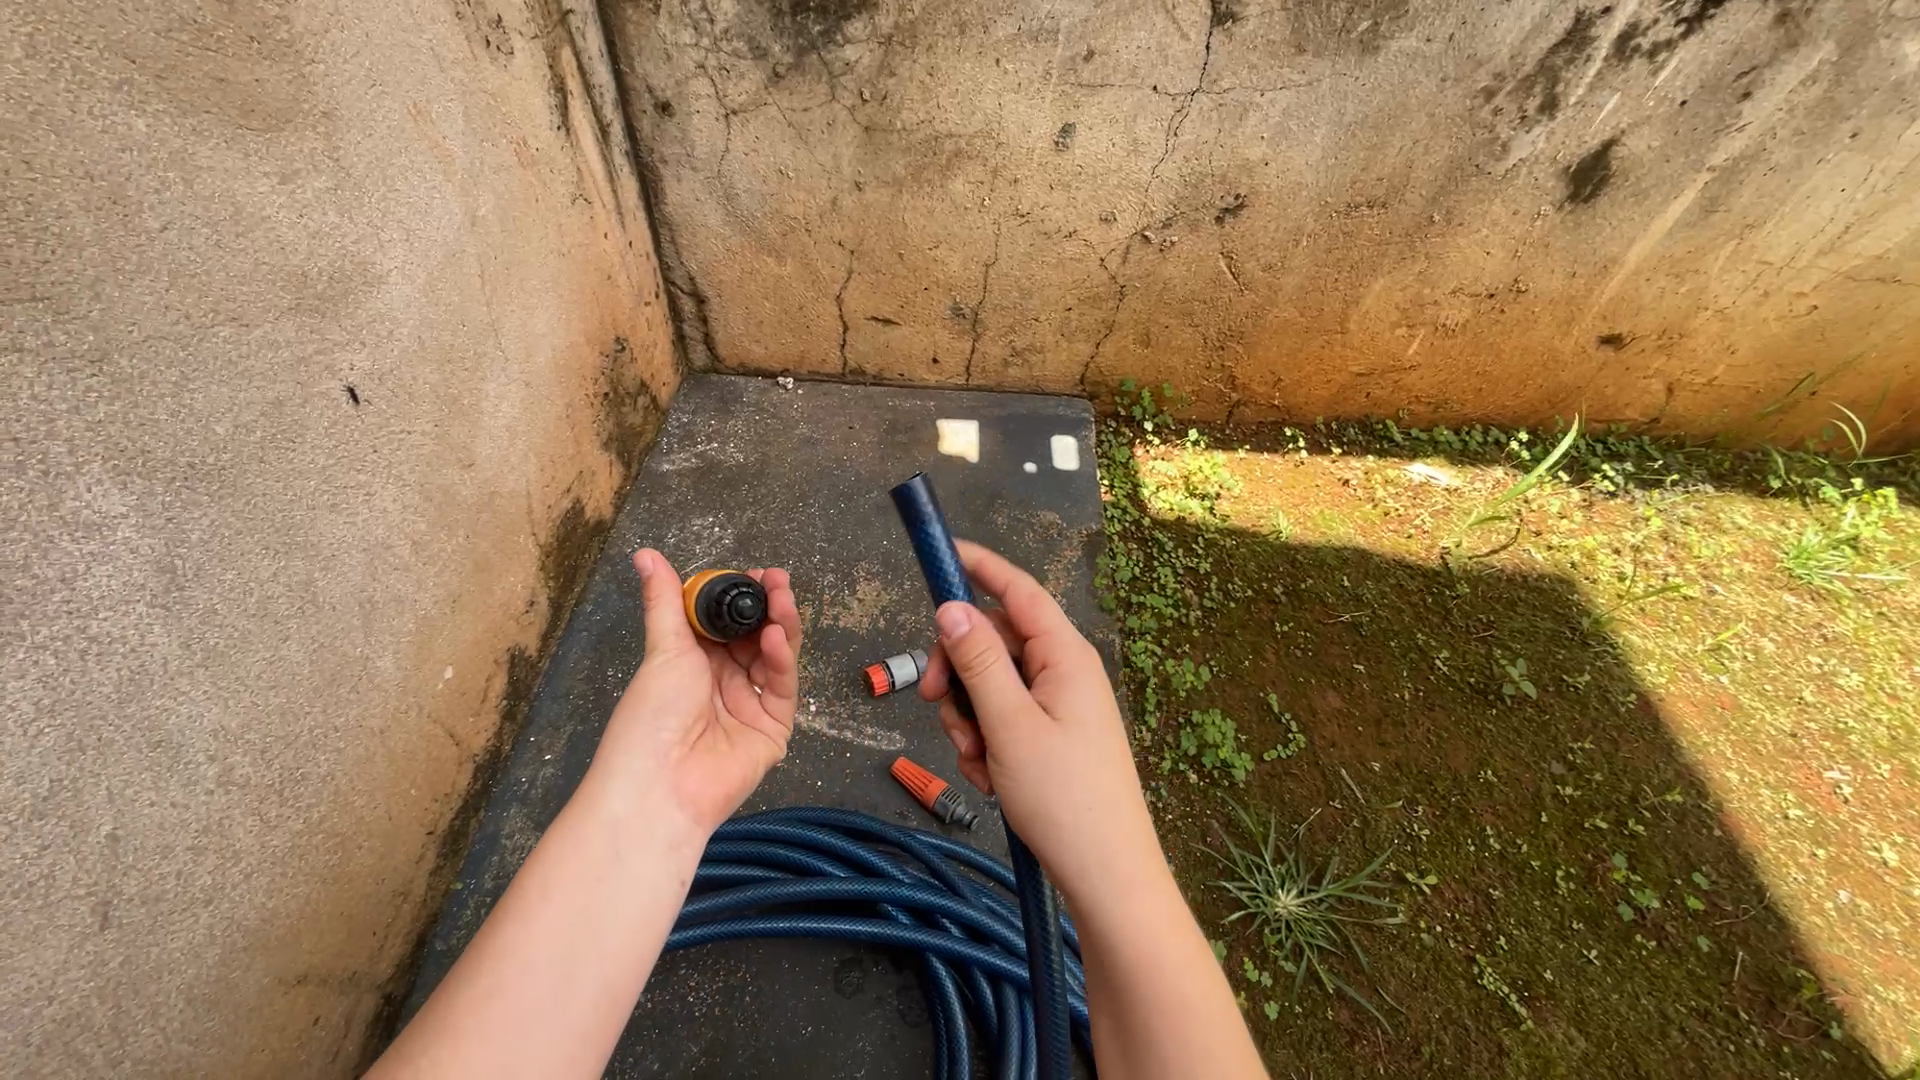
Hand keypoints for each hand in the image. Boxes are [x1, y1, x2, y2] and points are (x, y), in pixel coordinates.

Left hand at [589, 549, 801, 834]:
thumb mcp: (663, 650)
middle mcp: (723, 681)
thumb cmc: (651, 716)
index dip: (739, 596)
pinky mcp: (773, 727)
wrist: (661, 785)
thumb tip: (645, 554)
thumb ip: (666, 600)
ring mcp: (750, 704)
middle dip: (767, 605)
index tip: (753, 572)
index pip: (725, 623)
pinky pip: (781, 686)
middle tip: (776, 578)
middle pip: (755, 636)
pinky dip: (781, 658)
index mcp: (692, 664)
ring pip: (774, 656)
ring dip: (780, 624)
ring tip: (782, 596)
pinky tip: (776, 635)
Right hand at [918, 540, 1161, 904]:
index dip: (979, 567)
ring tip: (978, 761)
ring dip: (969, 717)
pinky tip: (990, 776)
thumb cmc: (1062, 796)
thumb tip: (950, 607)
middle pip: (993, 641)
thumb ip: (977, 662)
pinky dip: (985, 740)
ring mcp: (1057, 704)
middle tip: (933, 705)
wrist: (1106, 875)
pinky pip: (1002, 717)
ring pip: (990, 684)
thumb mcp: (1009, 725)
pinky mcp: (1050, 735)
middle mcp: (1062, 670)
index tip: (940, 553)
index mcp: (1063, 654)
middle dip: (958, 672)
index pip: (1017, 591)